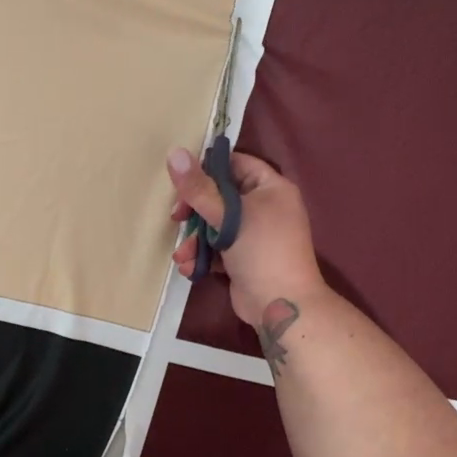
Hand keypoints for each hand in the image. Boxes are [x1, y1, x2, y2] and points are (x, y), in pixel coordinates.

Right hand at [166, 146, 324, 325]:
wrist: (281, 304)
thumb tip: (174, 153)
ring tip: (182, 254)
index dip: (208, 169)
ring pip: (214, 225)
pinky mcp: (243, 257)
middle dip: (194, 211)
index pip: (236, 164)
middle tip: (176, 218)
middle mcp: (264, 207)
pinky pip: (216, 248)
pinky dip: (202, 256)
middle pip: (219, 196)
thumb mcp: (228, 216)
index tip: (181, 180)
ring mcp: (254, 234)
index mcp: (271, 188)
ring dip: (194, 239)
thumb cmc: (262, 250)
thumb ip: (199, 188)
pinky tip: (190, 267)